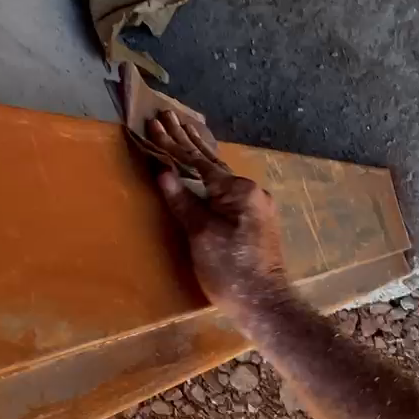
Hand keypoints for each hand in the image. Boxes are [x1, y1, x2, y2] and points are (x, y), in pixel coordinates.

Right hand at [144, 110, 290, 314]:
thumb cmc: (230, 270)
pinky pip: (226, 188)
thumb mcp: (200, 235)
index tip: (154, 123)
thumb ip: (182, 201)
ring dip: (198, 153)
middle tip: (166, 115)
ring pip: (219, 174)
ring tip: (183, 128)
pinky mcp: (253, 219)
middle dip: (185, 139)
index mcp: (239, 190)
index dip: (173, 144)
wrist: (264, 303)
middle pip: (210, 162)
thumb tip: (164, 172)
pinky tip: (203, 168)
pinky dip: (209, 175)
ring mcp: (255, 205)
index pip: (198, 161)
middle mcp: (251, 191)